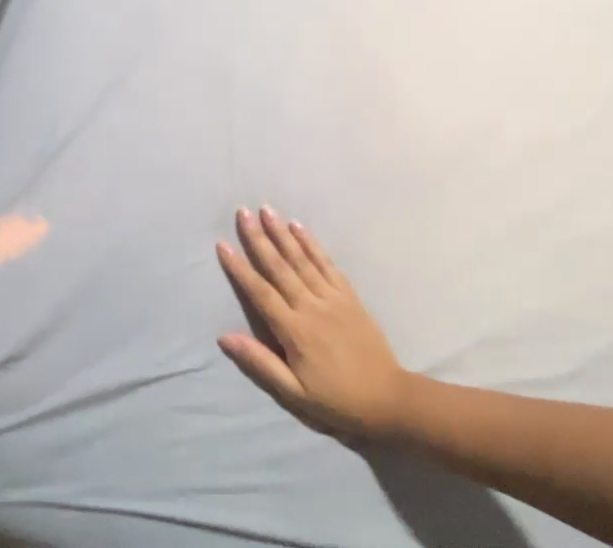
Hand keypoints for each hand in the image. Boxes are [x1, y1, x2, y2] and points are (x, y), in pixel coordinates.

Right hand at [216, 206, 413, 441]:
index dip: (240, 268)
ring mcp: (333, 299)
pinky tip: (300, 229)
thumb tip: (224, 337)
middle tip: (242, 212)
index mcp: (294, 331)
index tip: (223, 245)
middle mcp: (312, 307)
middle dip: (258, 238)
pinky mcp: (350, 297)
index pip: (260, 292)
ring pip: (302, 260)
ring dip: (283, 233)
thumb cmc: (337, 400)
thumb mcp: (295, 393)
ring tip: (267, 211)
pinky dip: (312, 245)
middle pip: (280, 267)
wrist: (390, 400)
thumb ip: (260, 362)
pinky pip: (328, 265)